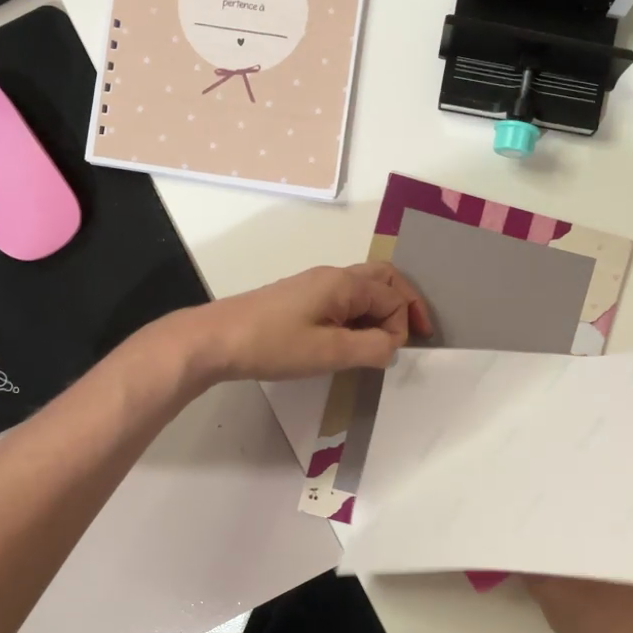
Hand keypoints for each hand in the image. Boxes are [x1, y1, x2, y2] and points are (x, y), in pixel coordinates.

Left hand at [172, 263, 433, 383]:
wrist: (215, 341)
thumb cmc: (273, 344)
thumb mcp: (329, 352)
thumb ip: (370, 348)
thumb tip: (393, 347)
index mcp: (343, 283)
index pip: (392, 296)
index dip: (401, 325)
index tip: (390, 354)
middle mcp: (332, 277)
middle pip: (383, 280)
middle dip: (404, 305)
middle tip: (417, 333)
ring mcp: (314, 287)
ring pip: (363, 290)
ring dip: (382, 312)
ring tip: (385, 342)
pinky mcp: (300, 301)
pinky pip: (344, 301)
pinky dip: (360, 318)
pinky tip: (352, 342)